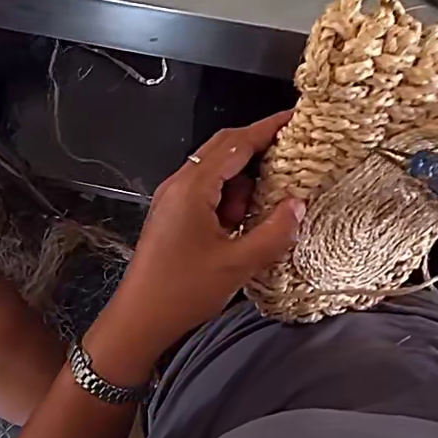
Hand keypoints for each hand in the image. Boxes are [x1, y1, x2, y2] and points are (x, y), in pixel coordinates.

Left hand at [84, 110, 304, 384]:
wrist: (139, 319)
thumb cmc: (182, 292)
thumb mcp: (238, 264)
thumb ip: (274, 232)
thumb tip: (298, 206)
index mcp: (192, 187)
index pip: (236, 143)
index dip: (268, 128)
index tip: (294, 118)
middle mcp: (179, 185)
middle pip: (224, 151)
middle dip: (258, 154)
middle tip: (290, 161)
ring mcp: (173, 199)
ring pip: (217, 175)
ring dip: (242, 187)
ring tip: (254, 220)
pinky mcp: (173, 216)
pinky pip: (207, 194)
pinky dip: (228, 203)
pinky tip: (238, 230)